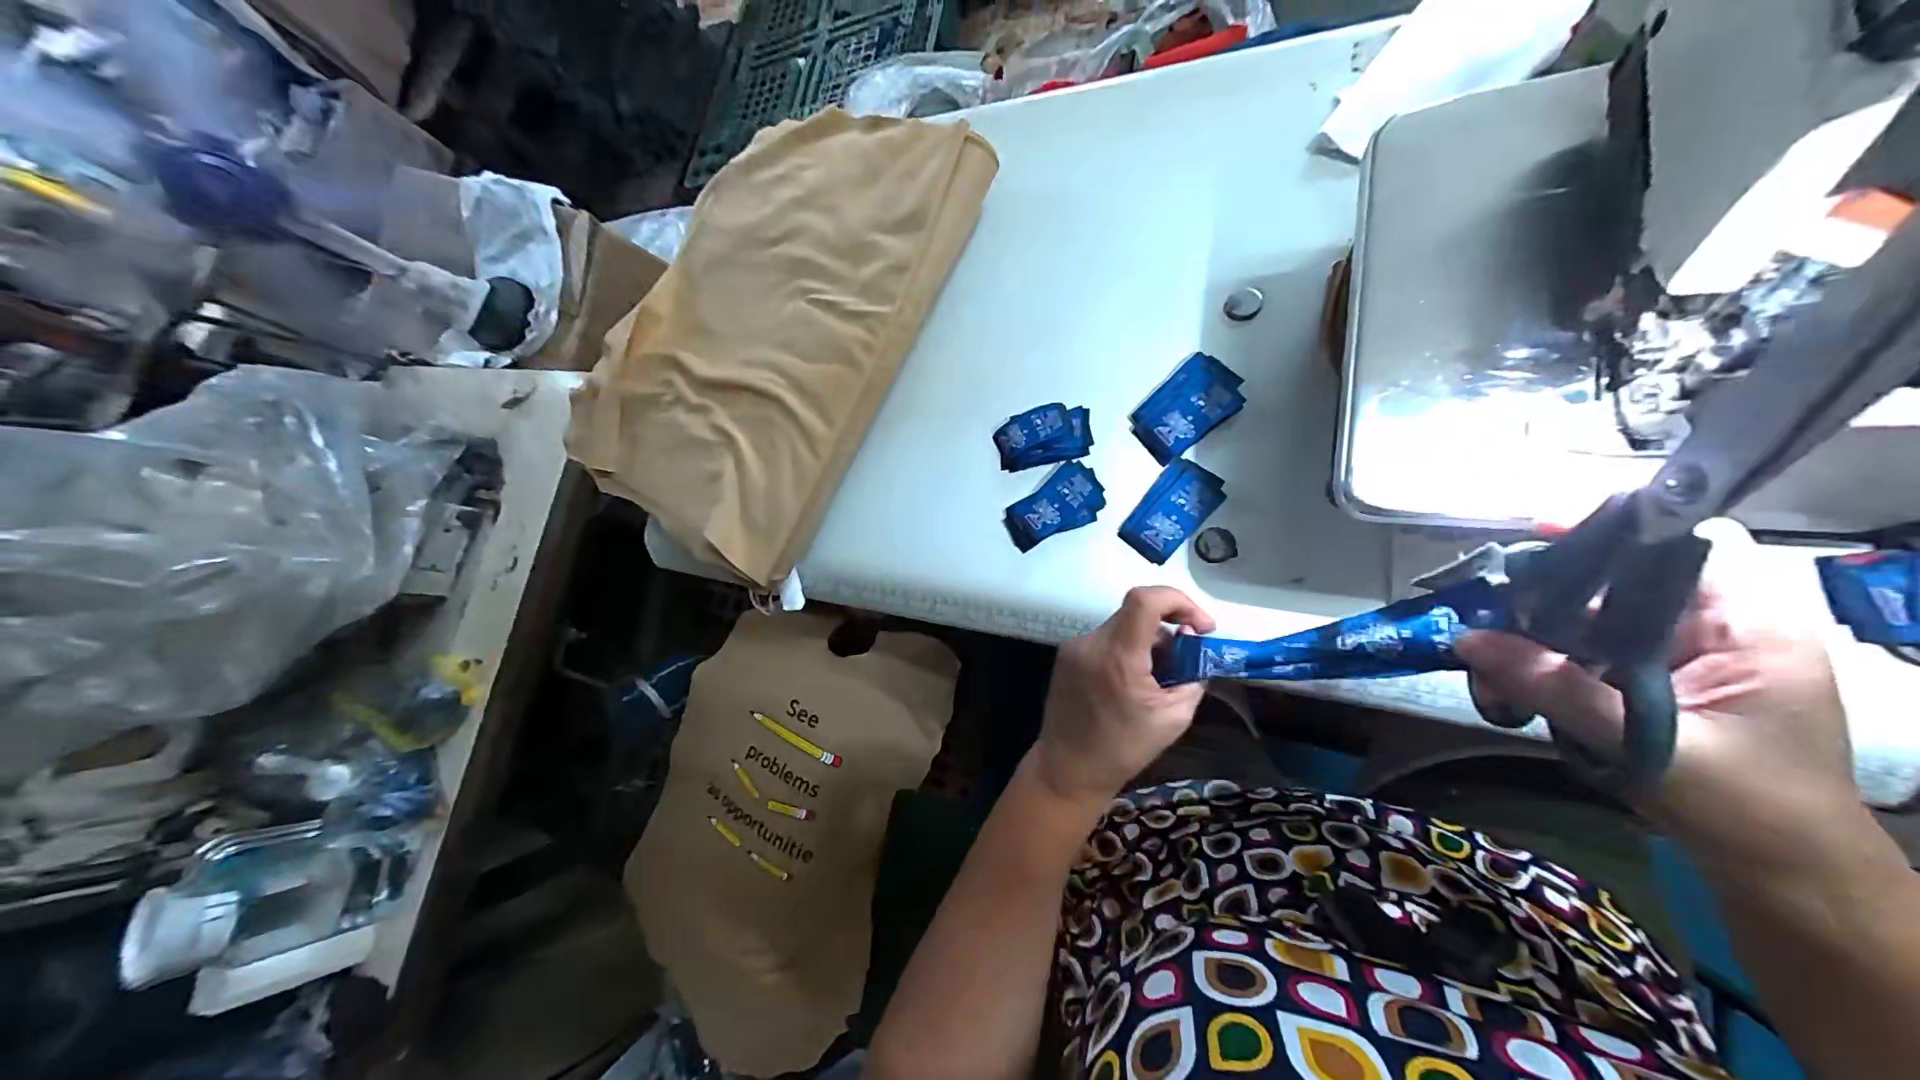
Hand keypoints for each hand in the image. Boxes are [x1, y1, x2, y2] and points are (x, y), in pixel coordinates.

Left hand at [1031, 587, 1217, 803]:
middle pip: (1136, 612)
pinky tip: (1132, 680)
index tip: (1201, 626)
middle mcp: (1092, 643)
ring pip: (1122, 625)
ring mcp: (1075, 646)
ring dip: (1147, 641)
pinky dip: (1127, 649)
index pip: (1145, 600)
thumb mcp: (1175, 717)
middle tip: (1186, 657)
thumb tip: (1194, 648)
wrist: (1069, 768)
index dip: (1179, 601)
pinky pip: (1106, 639)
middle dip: (1169, 627)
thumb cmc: (1124, 748)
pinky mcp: (1066, 654)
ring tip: (1158, 678)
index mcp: (1118, 656)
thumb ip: (1192, 675)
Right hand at [1455, 520, 1858, 874]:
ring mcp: (1682, 656)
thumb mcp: (1646, 745)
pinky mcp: (1653, 682)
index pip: (1688, 545)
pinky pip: (1588, 652)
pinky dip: (1546, 662)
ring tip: (1488, 656)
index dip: (1617, 528)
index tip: (1538, 535)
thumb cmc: (1748, 809)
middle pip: (1621, 581)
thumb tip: (1469, 642)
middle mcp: (1715, 629)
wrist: (1785, 878)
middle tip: (1489, 611)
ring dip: (1537, 634)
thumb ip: (1556, 688)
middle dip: (1550, 593)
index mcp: (1749, 629)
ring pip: (1594, 619)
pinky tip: (1513, 681)